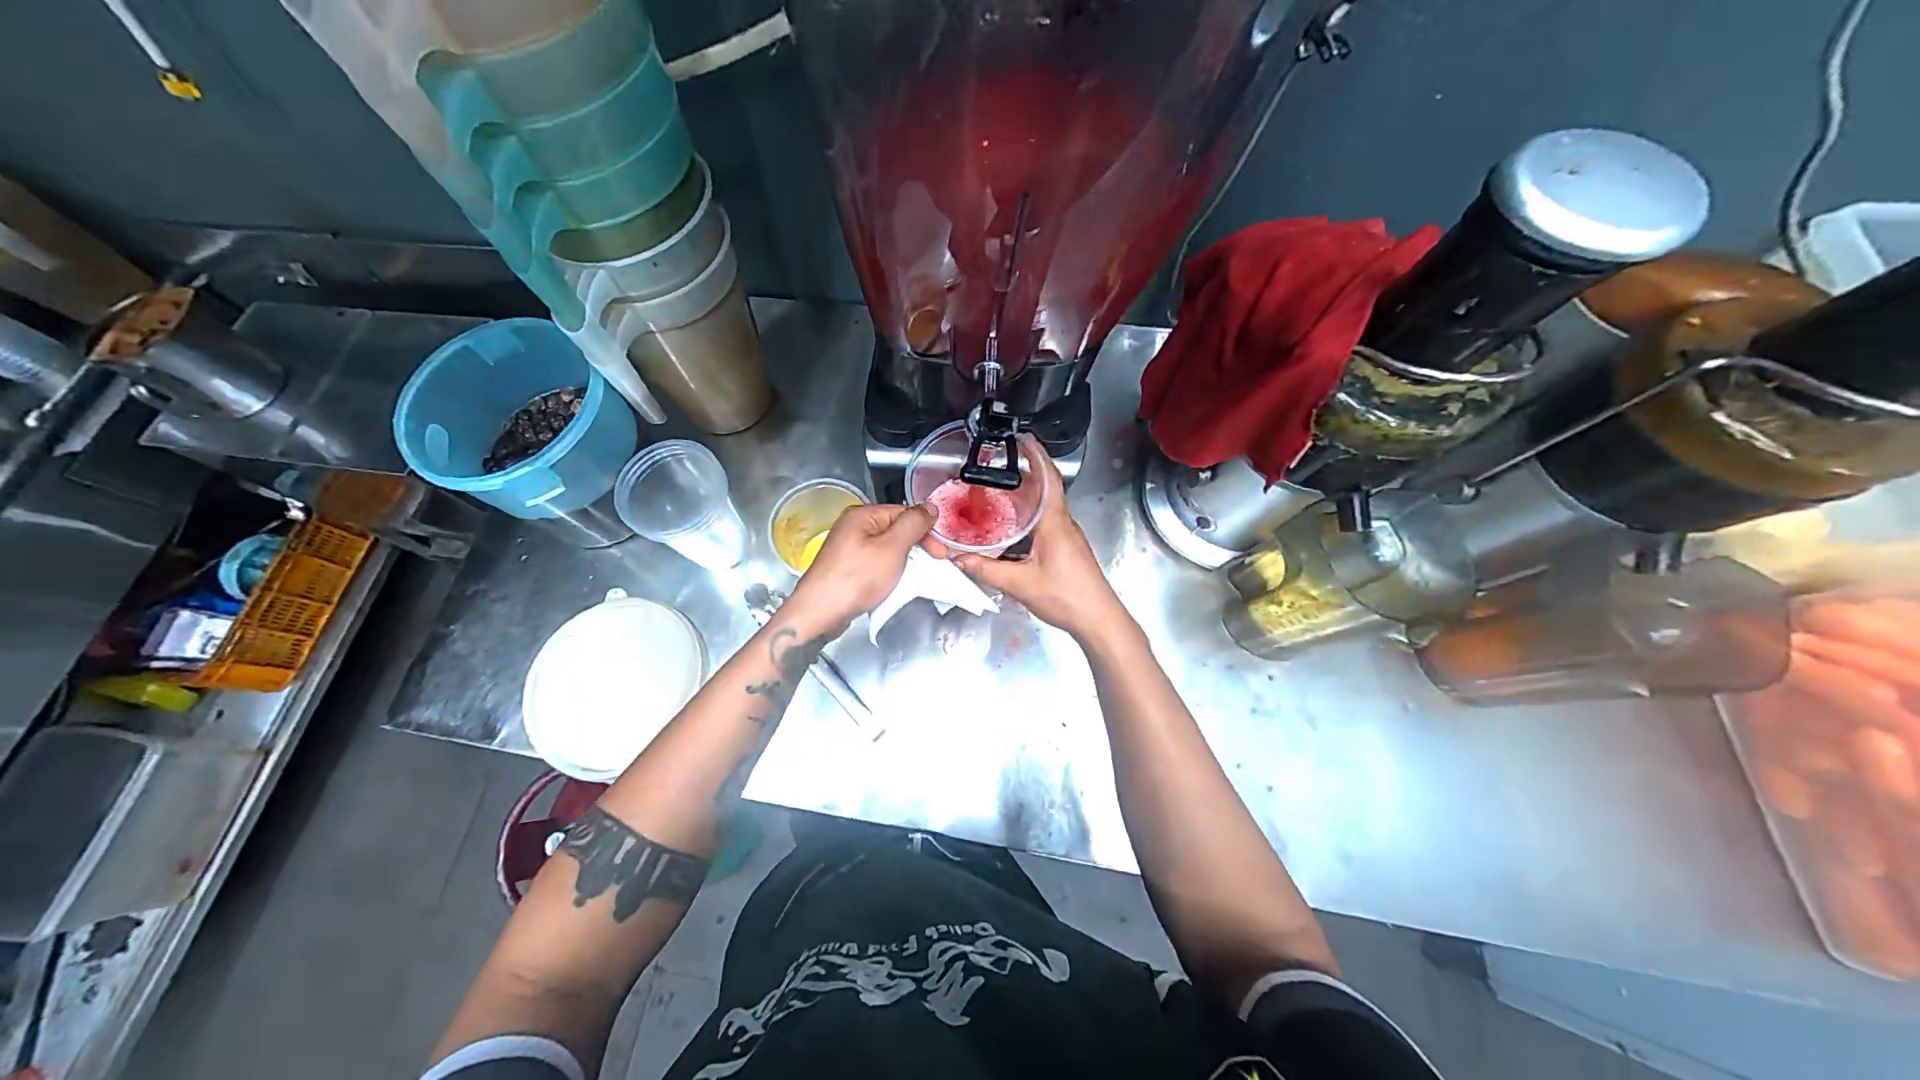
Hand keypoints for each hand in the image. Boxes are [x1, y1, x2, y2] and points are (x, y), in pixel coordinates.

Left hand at [786, 503, 934, 631]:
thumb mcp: (891, 548)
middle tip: (933, 563)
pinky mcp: (848, 565)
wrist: (819, 612)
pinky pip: (876, 560)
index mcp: (862, 514)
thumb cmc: (854, 580)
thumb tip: (929, 507)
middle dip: (917, 544)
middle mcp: (853, 525)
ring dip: (904, 558)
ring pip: (887, 545)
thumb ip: (913, 524)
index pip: (905, 512)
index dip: (926, 530)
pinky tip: (895, 581)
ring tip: (914, 573)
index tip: (940, 551)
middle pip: (896, 527)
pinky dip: (889, 569)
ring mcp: (849, 546)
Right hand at [949, 440, 1130, 641]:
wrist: (1099, 619)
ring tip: (1004, 489)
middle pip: (1047, 488)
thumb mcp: (1020, 584)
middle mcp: (1064, 523)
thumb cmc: (1068, 597)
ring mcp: (1068, 536)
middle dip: (1028, 471)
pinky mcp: (1068, 549)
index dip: (1037, 456)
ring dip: (1029, 494)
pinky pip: (1048, 521)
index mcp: (1055, 522)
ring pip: (1047, 506)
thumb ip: (987, 570)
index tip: (1024, 439)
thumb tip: (960, 559)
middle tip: (1004, 462)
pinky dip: (1031, 514)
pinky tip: (1016, 525)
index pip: (1048, 478)